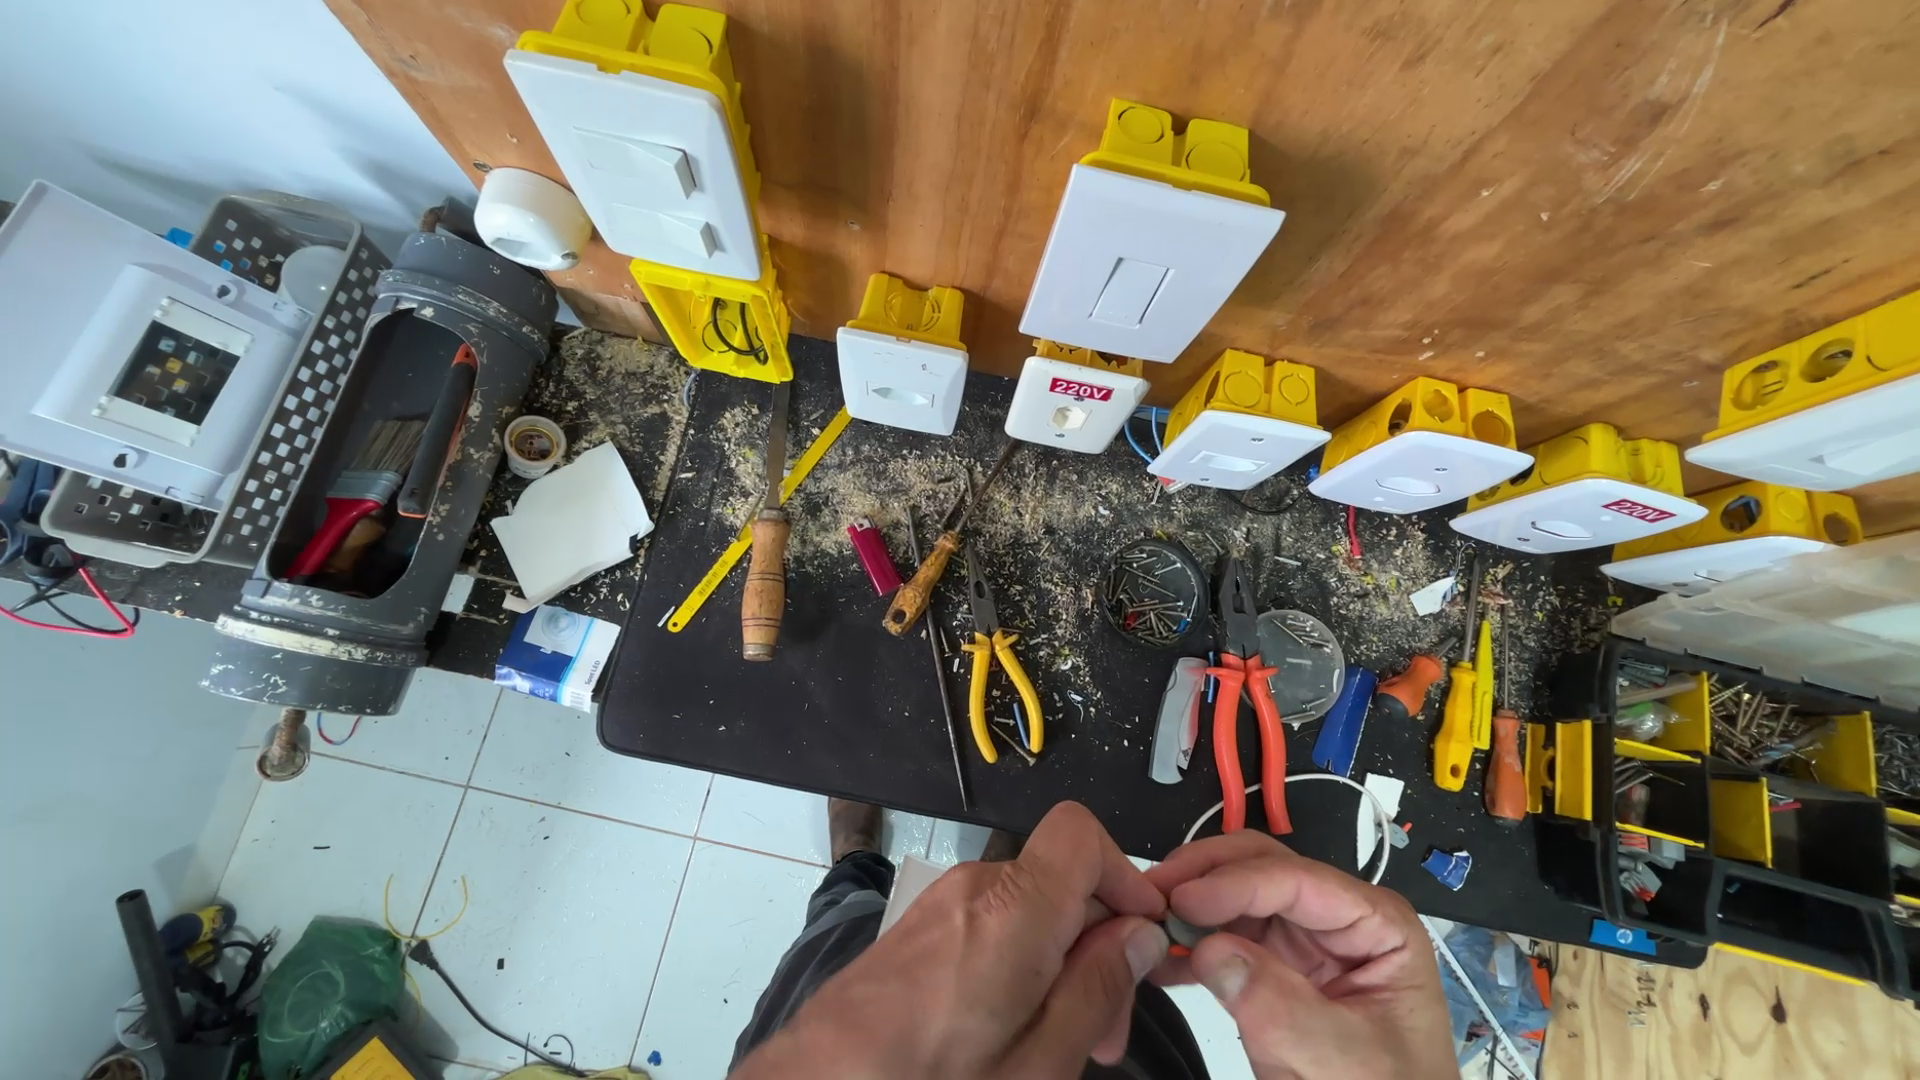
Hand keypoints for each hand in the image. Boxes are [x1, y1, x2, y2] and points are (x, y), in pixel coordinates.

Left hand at [729, 802, 1169, 1078]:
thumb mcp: (1037, 1064)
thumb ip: (1096, 989)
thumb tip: (1140, 933)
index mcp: (1012, 907)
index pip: (1081, 832)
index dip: (1124, 874)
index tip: (1143, 941)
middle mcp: (976, 885)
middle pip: (1064, 880)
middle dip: (1099, 944)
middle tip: (1105, 1036)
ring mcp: (943, 900)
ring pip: (1031, 907)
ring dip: (1061, 961)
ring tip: (1059, 1044)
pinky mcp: (922, 923)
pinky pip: (993, 921)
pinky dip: (1021, 961)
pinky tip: (1012, 1027)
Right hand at [1145, 831, 1452, 1078]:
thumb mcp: (1340, 1061)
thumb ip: (1280, 1007)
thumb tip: (1211, 950)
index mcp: (1374, 922)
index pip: (1295, 879)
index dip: (1234, 882)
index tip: (1181, 901)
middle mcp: (1332, 913)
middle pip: (1258, 865)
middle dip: (1202, 874)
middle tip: (1150, 893)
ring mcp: (1296, 934)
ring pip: (1229, 890)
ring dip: (1186, 902)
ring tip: (1144, 920)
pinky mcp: (1266, 960)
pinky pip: (1217, 933)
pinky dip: (1184, 942)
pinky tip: (1154, 958)